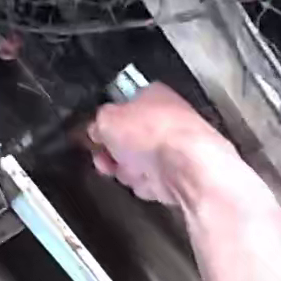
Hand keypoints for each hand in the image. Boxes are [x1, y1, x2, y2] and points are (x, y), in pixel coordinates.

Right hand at [86, 83, 230, 205]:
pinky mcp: (176, 176)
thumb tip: (96, 128)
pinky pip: (149, 183)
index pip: (122, 107)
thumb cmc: (156, 134)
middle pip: (128, 139)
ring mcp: (172, 149)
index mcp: (153, 95)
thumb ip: (98, 122)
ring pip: (136, 164)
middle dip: (112, 152)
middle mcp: (166, 120)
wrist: (186, 167)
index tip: (95, 134)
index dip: (106, 123)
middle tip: (105, 156)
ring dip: (126, 171)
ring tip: (128, 170)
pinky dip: (144, 185)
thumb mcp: (107, 119)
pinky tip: (146, 181)